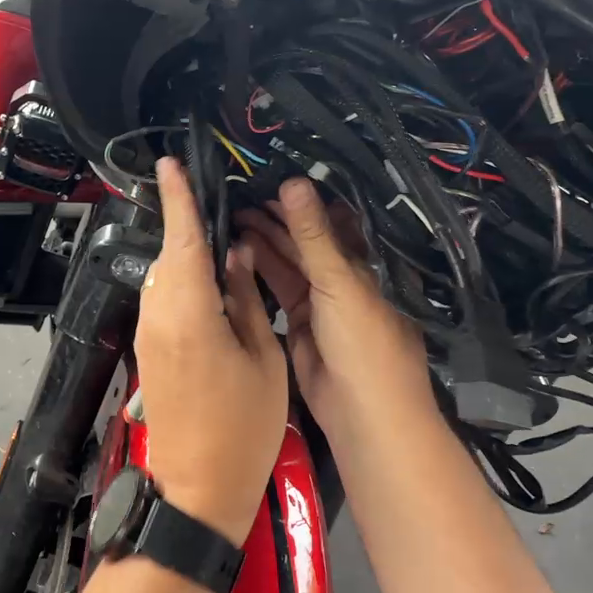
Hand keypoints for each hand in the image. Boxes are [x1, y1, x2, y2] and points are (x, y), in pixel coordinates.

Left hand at [134, 157, 289, 541]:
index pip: (182, 239)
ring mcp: (147, 332)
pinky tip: (211, 287)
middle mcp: (158, 314)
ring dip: (189, 256)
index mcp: (189, 311)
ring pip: (166, 276)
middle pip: (172, 254)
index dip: (177, 197)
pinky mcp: (147, 349)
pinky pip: (164, 299)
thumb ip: (246, 299)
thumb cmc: (242, 428)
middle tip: (217, 203)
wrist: (196, 488)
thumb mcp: (263, 358)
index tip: (170, 163)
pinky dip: (184, 282)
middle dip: (190, 226)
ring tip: (223, 246)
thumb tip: (237, 256)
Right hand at [236, 178, 431, 446]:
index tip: (267, 177)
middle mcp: (339, 279)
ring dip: (263, 242)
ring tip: (229, 217)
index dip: (301, 201)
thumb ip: (312, 234)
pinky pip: (276, 290)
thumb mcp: (338, 282)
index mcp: (360, 265)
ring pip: (287, 264)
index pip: (329, 221)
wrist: (364, 415)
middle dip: (275, 219)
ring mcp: (318, 303)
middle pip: (303, 241)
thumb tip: (293, 180)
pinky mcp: (296, 325)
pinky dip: (257, 271)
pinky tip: (234, 252)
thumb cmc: (363, 343)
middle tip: (237, 196)